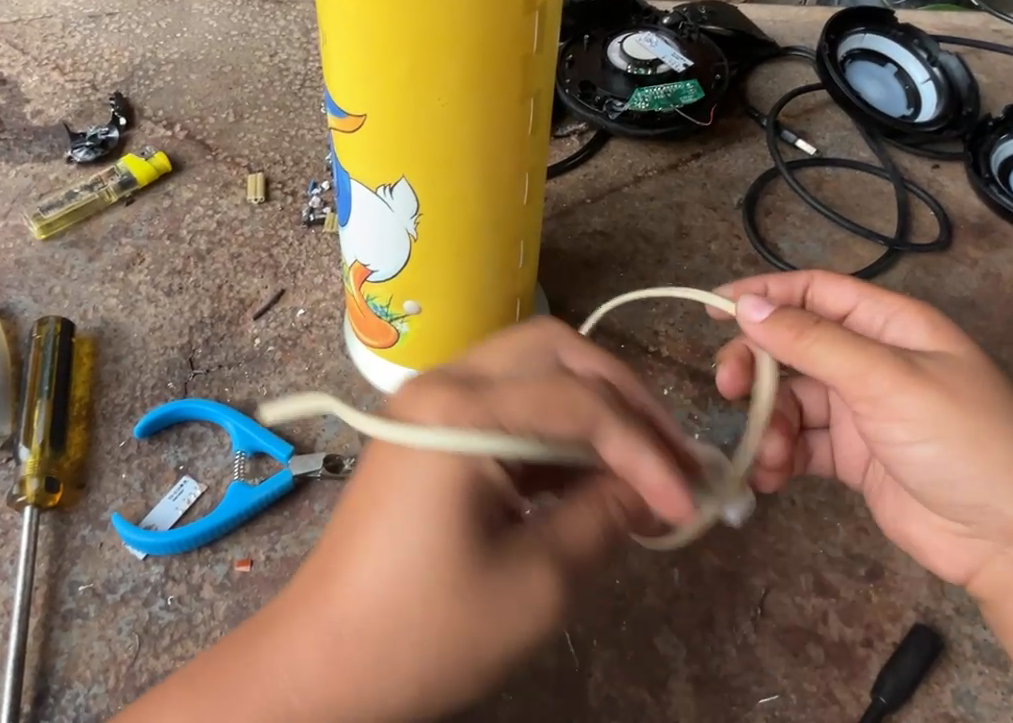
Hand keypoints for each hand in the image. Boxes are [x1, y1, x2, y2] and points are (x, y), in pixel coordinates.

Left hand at [116, 317, 695, 722]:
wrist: (323, 661)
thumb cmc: (426, 632)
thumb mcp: (535, 582)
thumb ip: (604, 517)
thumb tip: (658, 487)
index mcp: (460, 412)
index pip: (579, 402)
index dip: (645, 448)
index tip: (688, 502)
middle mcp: (442, 382)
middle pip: (554, 350)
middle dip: (622, 395)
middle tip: (670, 453)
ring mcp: (429, 400)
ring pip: (531, 366)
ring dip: (590, 404)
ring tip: (642, 461)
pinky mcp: (428, 426)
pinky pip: (504, 399)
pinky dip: (553, 424)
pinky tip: (588, 470)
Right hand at [711, 270, 1012, 596]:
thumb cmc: (966, 443)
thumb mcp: (887, 381)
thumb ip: (811, 342)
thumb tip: (745, 305)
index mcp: (892, 326)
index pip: (815, 292)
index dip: (764, 295)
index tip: (715, 310)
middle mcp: (873, 361)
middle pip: (793, 346)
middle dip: (757, 365)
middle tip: (729, 389)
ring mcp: (864, 411)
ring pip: (793, 400)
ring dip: (772, 423)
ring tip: (770, 455)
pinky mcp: (856, 458)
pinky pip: (803, 444)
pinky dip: (782, 456)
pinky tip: (773, 477)